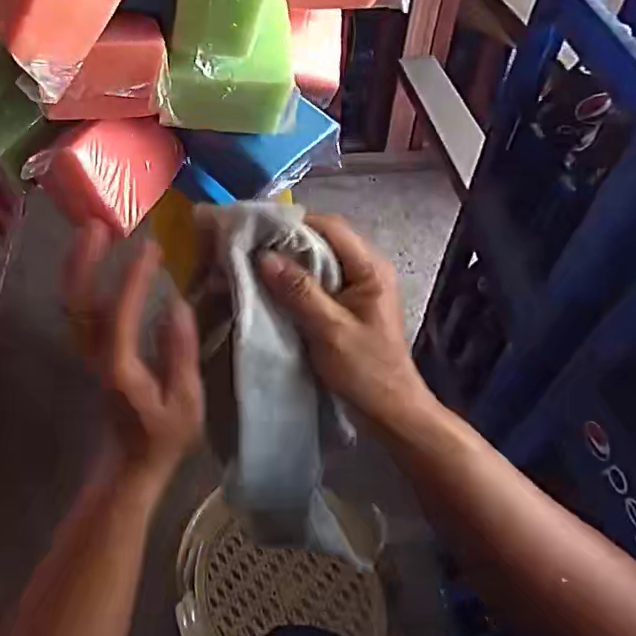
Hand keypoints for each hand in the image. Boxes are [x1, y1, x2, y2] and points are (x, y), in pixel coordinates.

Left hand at [62, 222, 203, 481]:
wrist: (127, 463)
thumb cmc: (160, 438)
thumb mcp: (186, 404)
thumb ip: (180, 355)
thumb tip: (177, 305)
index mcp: (120, 367)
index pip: (120, 314)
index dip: (133, 279)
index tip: (151, 248)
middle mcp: (96, 353)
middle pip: (79, 301)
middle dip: (84, 261)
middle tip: (98, 225)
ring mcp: (87, 349)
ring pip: (73, 300)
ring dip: (78, 263)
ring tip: (92, 229)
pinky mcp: (88, 347)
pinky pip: (79, 305)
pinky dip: (81, 276)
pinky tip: (93, 256)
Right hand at [256, 214, 437, 429]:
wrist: (389, 411)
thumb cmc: (366, 371)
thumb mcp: (329, 329)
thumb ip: (298, 291)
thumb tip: (263, 256)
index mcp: (370, 268)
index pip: (329, 226)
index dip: (292, 223)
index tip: (254, 229)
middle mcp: (364, 269)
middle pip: (320, 237)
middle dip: (283, 240)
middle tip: (245, 246)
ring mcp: (354, 285)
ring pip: (314, 257)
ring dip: (284, 259)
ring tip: (249, 263)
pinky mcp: (342, 302)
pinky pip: (312, 278)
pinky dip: (288, 277)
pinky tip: (265, 285)